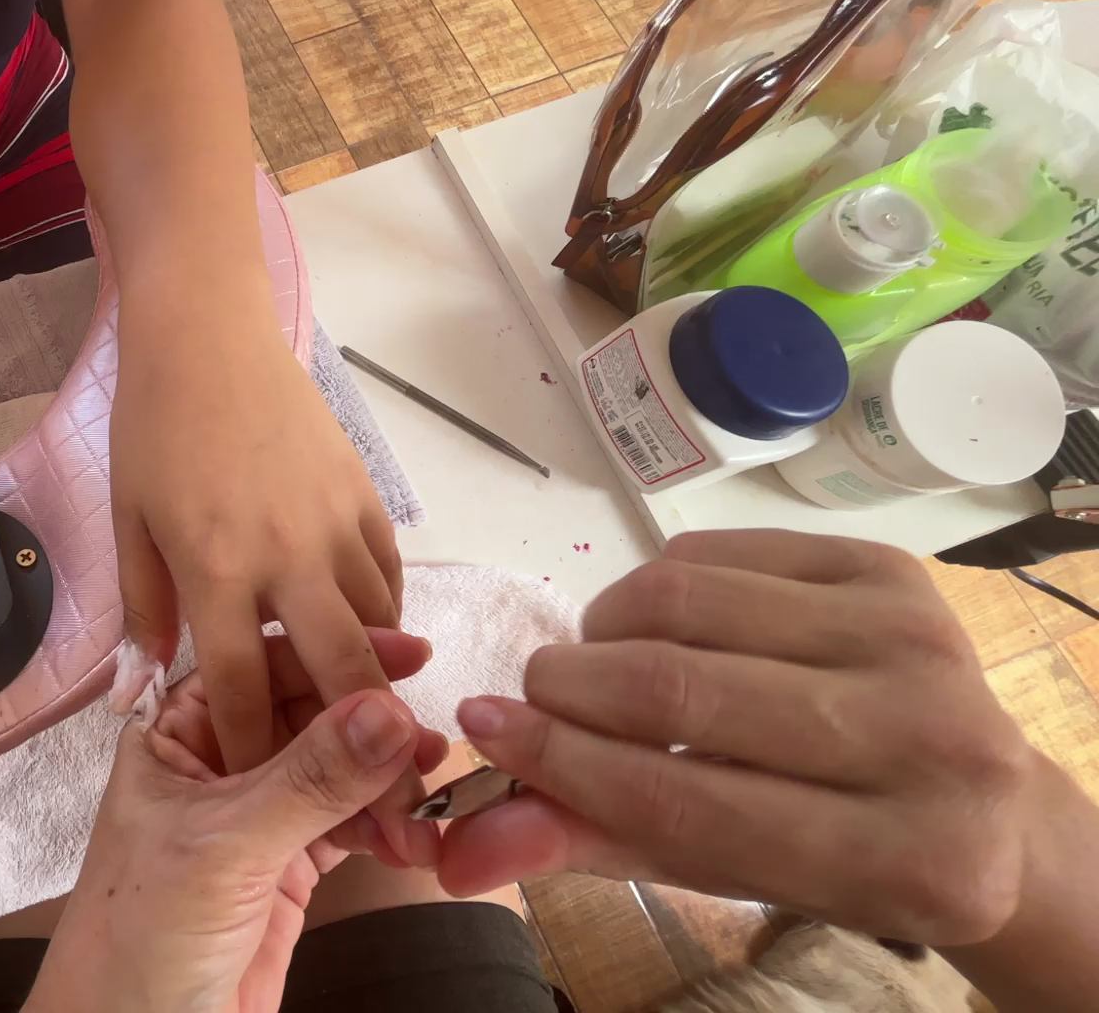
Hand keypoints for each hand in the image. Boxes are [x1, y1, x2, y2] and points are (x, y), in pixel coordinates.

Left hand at [26, 630, 446, 1012]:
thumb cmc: (147, 927)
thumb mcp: (226, 843)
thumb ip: (309, 778)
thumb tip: (391, 707)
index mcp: (179, 728)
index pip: (260, 667)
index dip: (329, 652)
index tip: (408, 651)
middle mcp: (218, 755)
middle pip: (305, 714)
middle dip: (368, 725)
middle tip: (429, 741)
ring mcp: (256, 808)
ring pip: (333, 770)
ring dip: (384, 779)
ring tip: (433, 787)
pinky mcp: (288, 859)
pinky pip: (345, 822)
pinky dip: (382, 825)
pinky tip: (413, 834)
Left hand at [110, 313, 433, 865]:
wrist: (205, 338)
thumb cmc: (153, 429)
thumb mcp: (129, 522)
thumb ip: (142, 610)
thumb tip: (139, 688)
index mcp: (217, 571)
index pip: (242, 688)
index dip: (250, 748)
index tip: (256, 789)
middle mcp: (290, 556)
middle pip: (342, 673)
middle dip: (353, 737)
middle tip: (354, 773)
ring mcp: (337, 523)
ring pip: (380, 623)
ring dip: (371, 670)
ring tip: (358, 701)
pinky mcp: (366, 492)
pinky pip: (391, 571)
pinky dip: (386, 610)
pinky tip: (367, 624)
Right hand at [438, 529, 1035, 945]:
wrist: (964, 792)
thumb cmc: (817, 845)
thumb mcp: (703, 866)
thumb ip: (580, 844)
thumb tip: (454, 853)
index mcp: (903, 863)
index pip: (674, 797)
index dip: (554, 760)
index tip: (478, 726)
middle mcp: (933, 743)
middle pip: (667, 685)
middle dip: (562, 685)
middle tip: (539, 695)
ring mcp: (915, 637)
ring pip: (672, 597)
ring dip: (601, 630)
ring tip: (610, 663)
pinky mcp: (885, 567)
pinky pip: (701, 552)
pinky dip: (646, 588)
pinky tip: (666, 628)